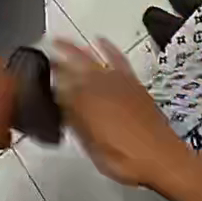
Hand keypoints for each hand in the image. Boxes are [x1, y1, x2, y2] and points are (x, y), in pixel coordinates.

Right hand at [52, 38, 191, 188]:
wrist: (161, 156)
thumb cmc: (126, 159)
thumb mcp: (93, 149)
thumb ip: (76, 125)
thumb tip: (63, 109)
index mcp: (85, 105)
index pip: (60, 89)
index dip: (49, 85)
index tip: (40, 82)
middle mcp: (99, 87)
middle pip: (72, 68)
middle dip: (56, 62)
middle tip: (44, 59)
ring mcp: (116, 81)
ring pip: (90, 59)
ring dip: (74, 50)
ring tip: (60, 42)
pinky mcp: (131, 80)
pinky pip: (117, 57)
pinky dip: (108, 47)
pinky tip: (101, 41)